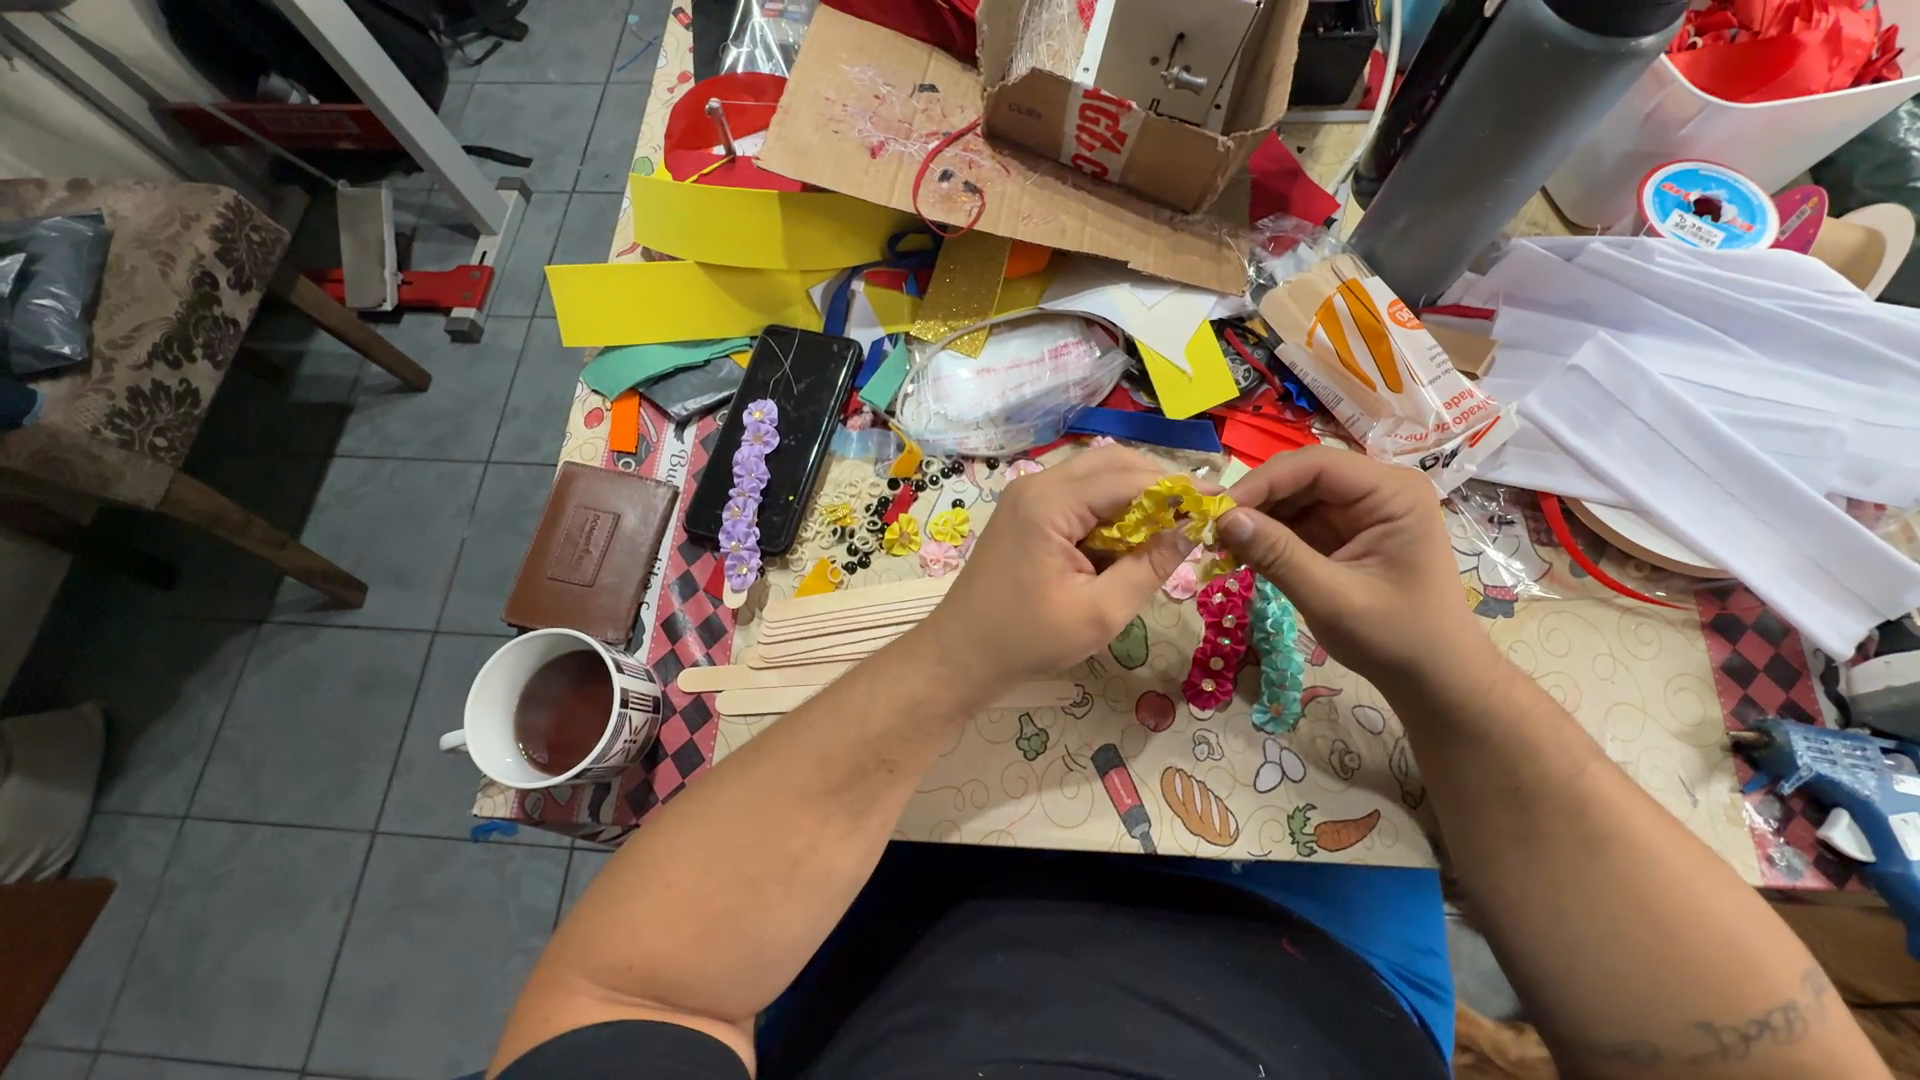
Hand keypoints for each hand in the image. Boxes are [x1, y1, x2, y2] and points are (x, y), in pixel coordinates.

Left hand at [916, 447, 1193, 685]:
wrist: (960, 655)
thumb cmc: (1027, 641)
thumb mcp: (1100, 613)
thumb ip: (1150, 567)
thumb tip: (1194, 529)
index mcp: (1049, 503)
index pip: (1129, 477)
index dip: (1179, 488)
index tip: (1222, 503)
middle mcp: (1036, 484)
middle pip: (1113, 463)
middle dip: (1160, 483)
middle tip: (1200, 513)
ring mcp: (1027, 495)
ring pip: (1096, 474)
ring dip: (1136, 492)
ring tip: (1173, 524)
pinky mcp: (1026, 511)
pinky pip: (1079, 493)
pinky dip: (1111, 506)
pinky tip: (1132, 534)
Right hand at [1218, 447, 1484, 687]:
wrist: (1434, 678)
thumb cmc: (1396, 638)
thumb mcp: (1332, 598)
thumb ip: (1278, 556)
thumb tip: (1224, 519)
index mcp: (1392, 493)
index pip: (1316, 465)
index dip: (1262, 482)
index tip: (1218, 512)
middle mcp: (1377, 491)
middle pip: (1301, 476)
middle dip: (1256, 500)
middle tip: (1212, 530)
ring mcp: (1359, 511)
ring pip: (1293, 498)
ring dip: (1257, 518)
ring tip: (1221, 545)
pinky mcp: (1343, 533)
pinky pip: (1296, 521)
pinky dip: (1267, 536)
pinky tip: (1242, 553)